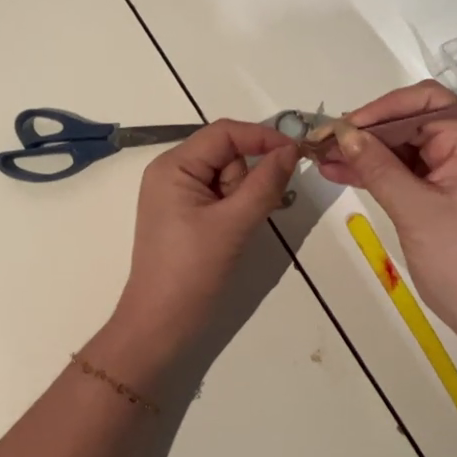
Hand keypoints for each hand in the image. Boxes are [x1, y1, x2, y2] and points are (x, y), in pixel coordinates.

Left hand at [104, 121, 299, 366]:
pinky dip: (234, 207)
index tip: (297, 153)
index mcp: (173, 165)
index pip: (224, 132)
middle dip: (246, 177)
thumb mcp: (233, 224)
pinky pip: (218, 195)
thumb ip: (265, 183)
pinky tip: (230, 233)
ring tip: (233, 231)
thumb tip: (290, 150)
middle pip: (225, 152)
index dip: (262, 136)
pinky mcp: (183, 214)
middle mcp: (170, 171)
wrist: (160, 324)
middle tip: (244, 215)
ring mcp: (175, 193)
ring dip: (241, 195)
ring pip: (226, 175)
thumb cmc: (191, 271)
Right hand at [316, 81, 456, 333]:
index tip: (349, 125)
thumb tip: (344, 133)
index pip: (426, 102)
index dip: (385, 107)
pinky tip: (335, 172)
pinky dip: (368, 171)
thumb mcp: (415, 211)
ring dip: (361, 151)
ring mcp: (445, 175)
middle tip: (324, 140)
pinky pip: (396, 172)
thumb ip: (379, 168)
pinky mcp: (431, 196)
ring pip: (397, 148)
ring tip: (320, 156)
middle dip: (366, 130)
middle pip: (407, 123)